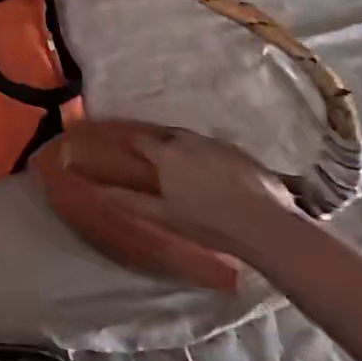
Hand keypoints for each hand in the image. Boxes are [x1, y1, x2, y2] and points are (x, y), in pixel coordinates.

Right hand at [94, 128, 303, 257]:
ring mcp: (217, 144)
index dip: (134, 144)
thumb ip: (130, 200)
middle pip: (169, 136)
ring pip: (194, 140)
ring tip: (190, 169)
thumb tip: (98, 190)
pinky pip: (218, 149)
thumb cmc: (207, 222)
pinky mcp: (241, 152)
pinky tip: (219, 176)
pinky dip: (212, 157)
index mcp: (166, 153)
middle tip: (161, 161)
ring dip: (188, 149)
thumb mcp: (163, 215)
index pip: (142, 140)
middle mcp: (189, 141)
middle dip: (162, 144)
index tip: (129, 149)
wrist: (263, 224)